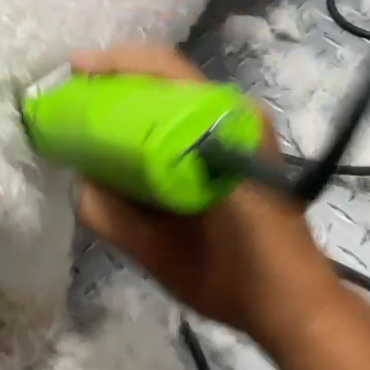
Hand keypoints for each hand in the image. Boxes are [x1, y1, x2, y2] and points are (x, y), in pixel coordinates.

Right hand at [70, 47, 343, 345]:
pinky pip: (191, 114)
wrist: (296, 305)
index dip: (115, 64)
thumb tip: (78, 178)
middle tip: (75, 90)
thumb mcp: (158, 251)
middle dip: (119, 77)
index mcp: (225, 124)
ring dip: (136, 95)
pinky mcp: (245, 142)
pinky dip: (155, 117)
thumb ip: (109, 213)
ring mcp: (245, 124)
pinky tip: (128, 137)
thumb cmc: (231, 277)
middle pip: (169, 74)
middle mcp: (239, 111)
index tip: (74, 70)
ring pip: (179, 91)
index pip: (163, 69)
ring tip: (93, 108)